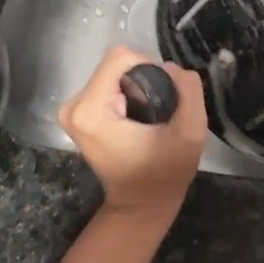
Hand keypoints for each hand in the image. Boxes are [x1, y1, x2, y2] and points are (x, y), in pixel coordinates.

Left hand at [58, 46, 207, 218]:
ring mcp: (72, 111)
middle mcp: (74, 106)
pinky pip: (107, 86)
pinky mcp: (78, 115)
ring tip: (150, 117)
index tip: (163, 97)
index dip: (149, 69)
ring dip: (136, 88)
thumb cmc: (164, 174)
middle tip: (159, 111)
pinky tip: (139, 119)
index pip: (121, 57)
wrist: (140, 205)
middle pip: (115, 66)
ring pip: (112, 74)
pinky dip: (127, 95)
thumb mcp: (190, 133)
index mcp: (92, 109)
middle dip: (142, 81)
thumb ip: (188, 92)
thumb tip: (172, 68)